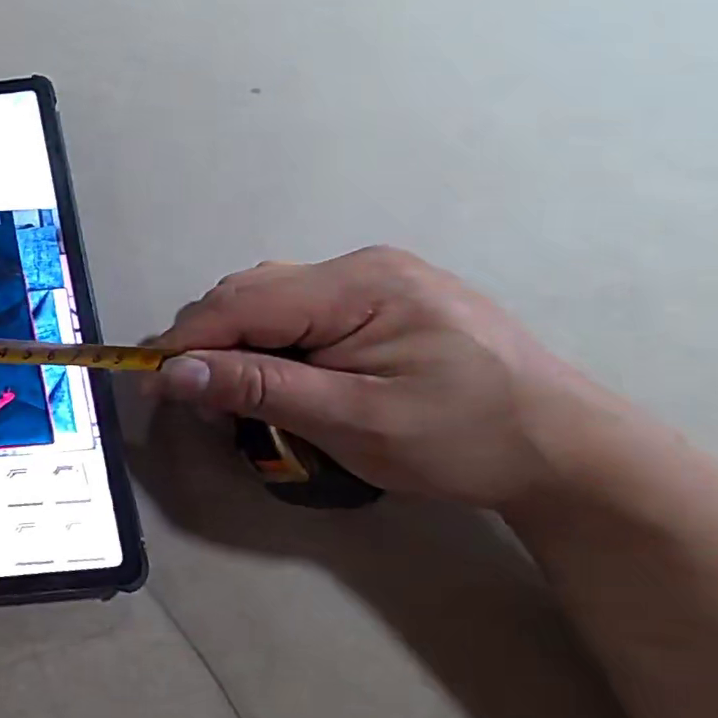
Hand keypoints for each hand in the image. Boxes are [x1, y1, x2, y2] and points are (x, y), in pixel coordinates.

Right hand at [146, 246, 635, 509]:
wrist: (569, 451)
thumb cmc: (463, 440)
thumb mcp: (353, 420)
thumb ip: (258, 388)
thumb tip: (174, 372)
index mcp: (359, 286)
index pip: (240, 304)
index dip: (184, 343)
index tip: (149, 386)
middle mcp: (359, 267)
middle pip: (245, 294)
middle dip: (205, 344)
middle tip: (196, 401)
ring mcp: (369, 278)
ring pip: (261, 298)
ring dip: (230, 342)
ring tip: (231, 391)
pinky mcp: (374, 297)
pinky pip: (290, 307)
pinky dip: (262, 339)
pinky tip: (272, 372)